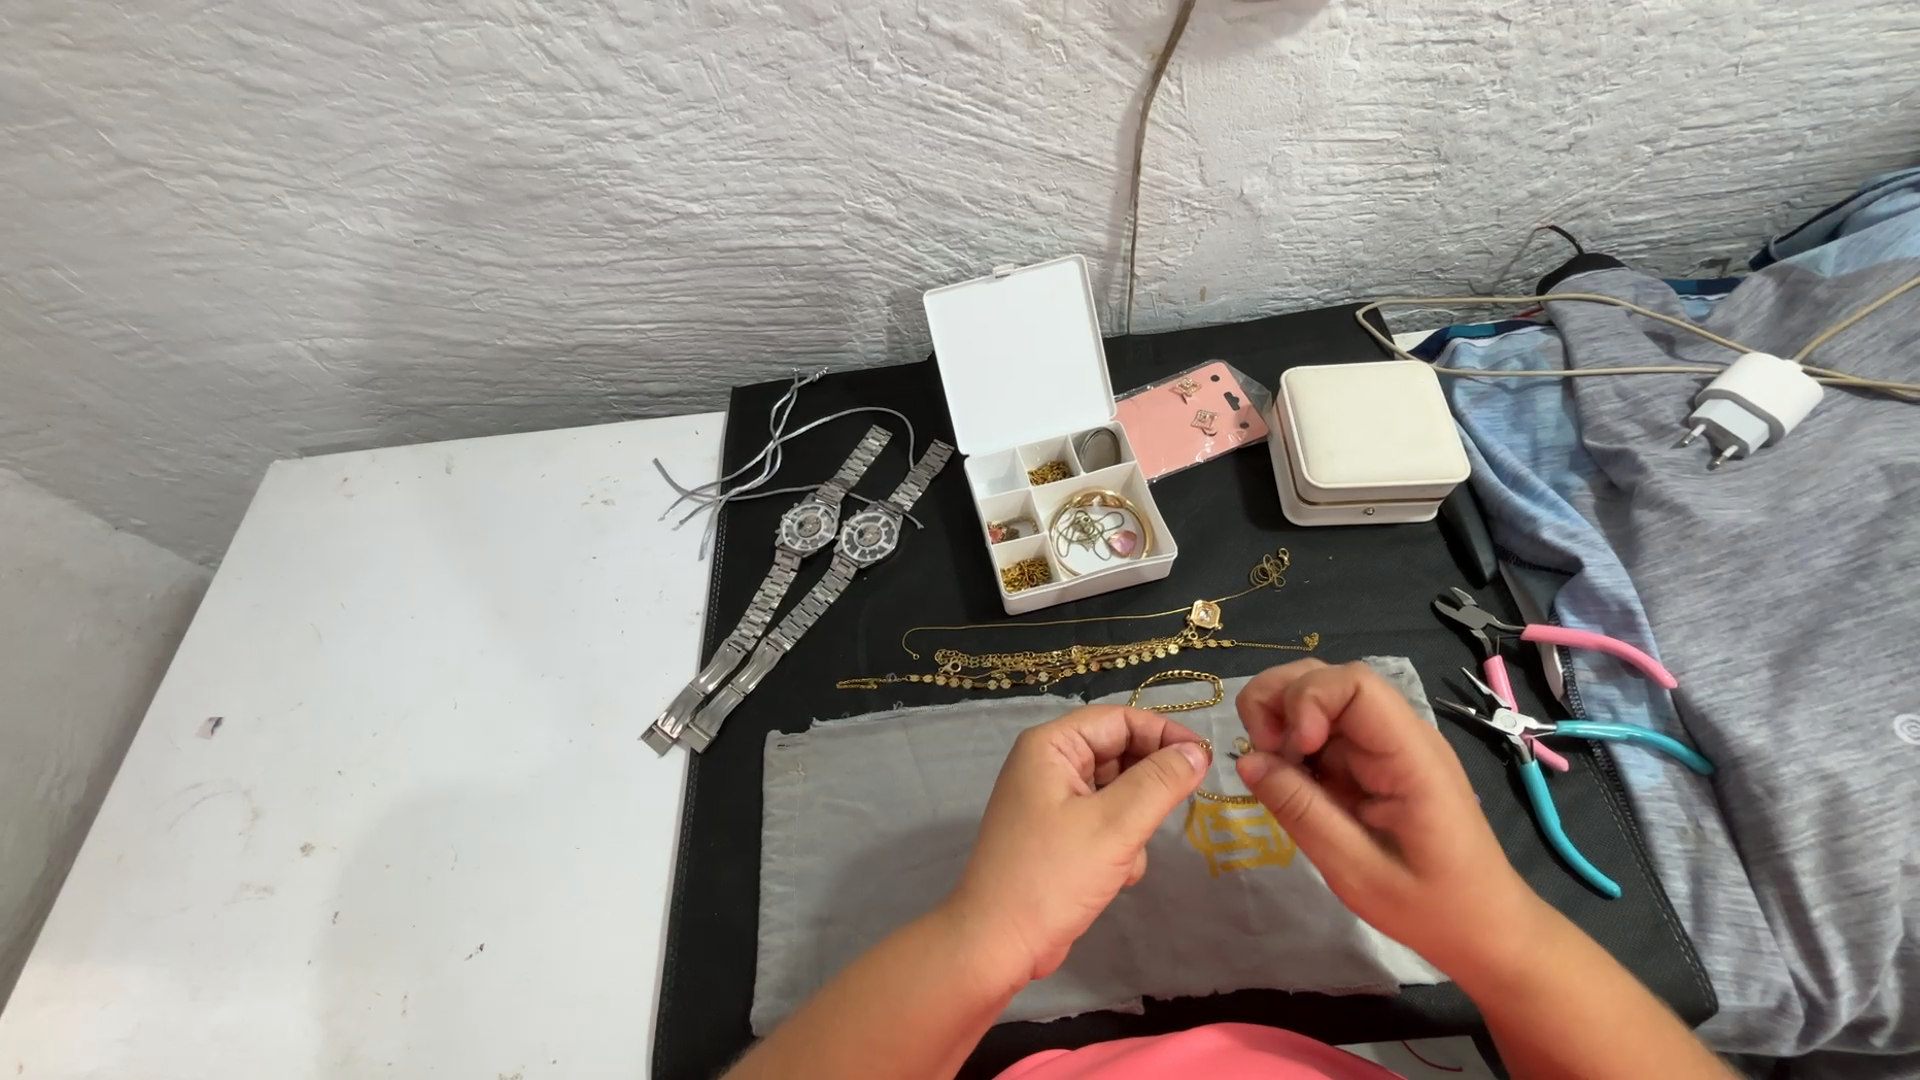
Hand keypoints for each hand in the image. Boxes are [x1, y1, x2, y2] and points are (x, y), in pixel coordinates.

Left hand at [943, 705, 1209, 982]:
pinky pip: (1105, 821)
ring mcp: (1052, 800)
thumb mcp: (1114, 825)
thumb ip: (1159, 782)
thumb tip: (1197, 751)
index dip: (1163, 733)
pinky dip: (1120, 843)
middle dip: (1147, 784)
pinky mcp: (1059, 834)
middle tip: (1179, 808)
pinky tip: (1117, 874)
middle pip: (1118, 752)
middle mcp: (1049, 764)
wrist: (998, 943)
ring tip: (1130, 851)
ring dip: (1135, 820)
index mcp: (1051, 746)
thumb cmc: (1052, 875)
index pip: (1118, 719)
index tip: (1206, 758)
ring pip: (1117, 790)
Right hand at [1233, 659, 1541, 975]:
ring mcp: (1381, 743)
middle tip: (1263, 753)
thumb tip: (1245, 760)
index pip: (1354, 684)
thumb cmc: (1432, 908)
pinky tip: (1287, 778)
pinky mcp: (1366, 758)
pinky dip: (1288, 741)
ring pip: (1315, 693)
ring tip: (1271, 764)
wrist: (1486, 930)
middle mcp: (1397, 734)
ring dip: (1277, 716)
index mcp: (1411, 756)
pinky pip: (1318, 727)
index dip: (1307, 699)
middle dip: (1278, 700)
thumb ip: (1301, 811)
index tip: (1289, 749)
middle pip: (1326, 676)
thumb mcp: (1357, 872)